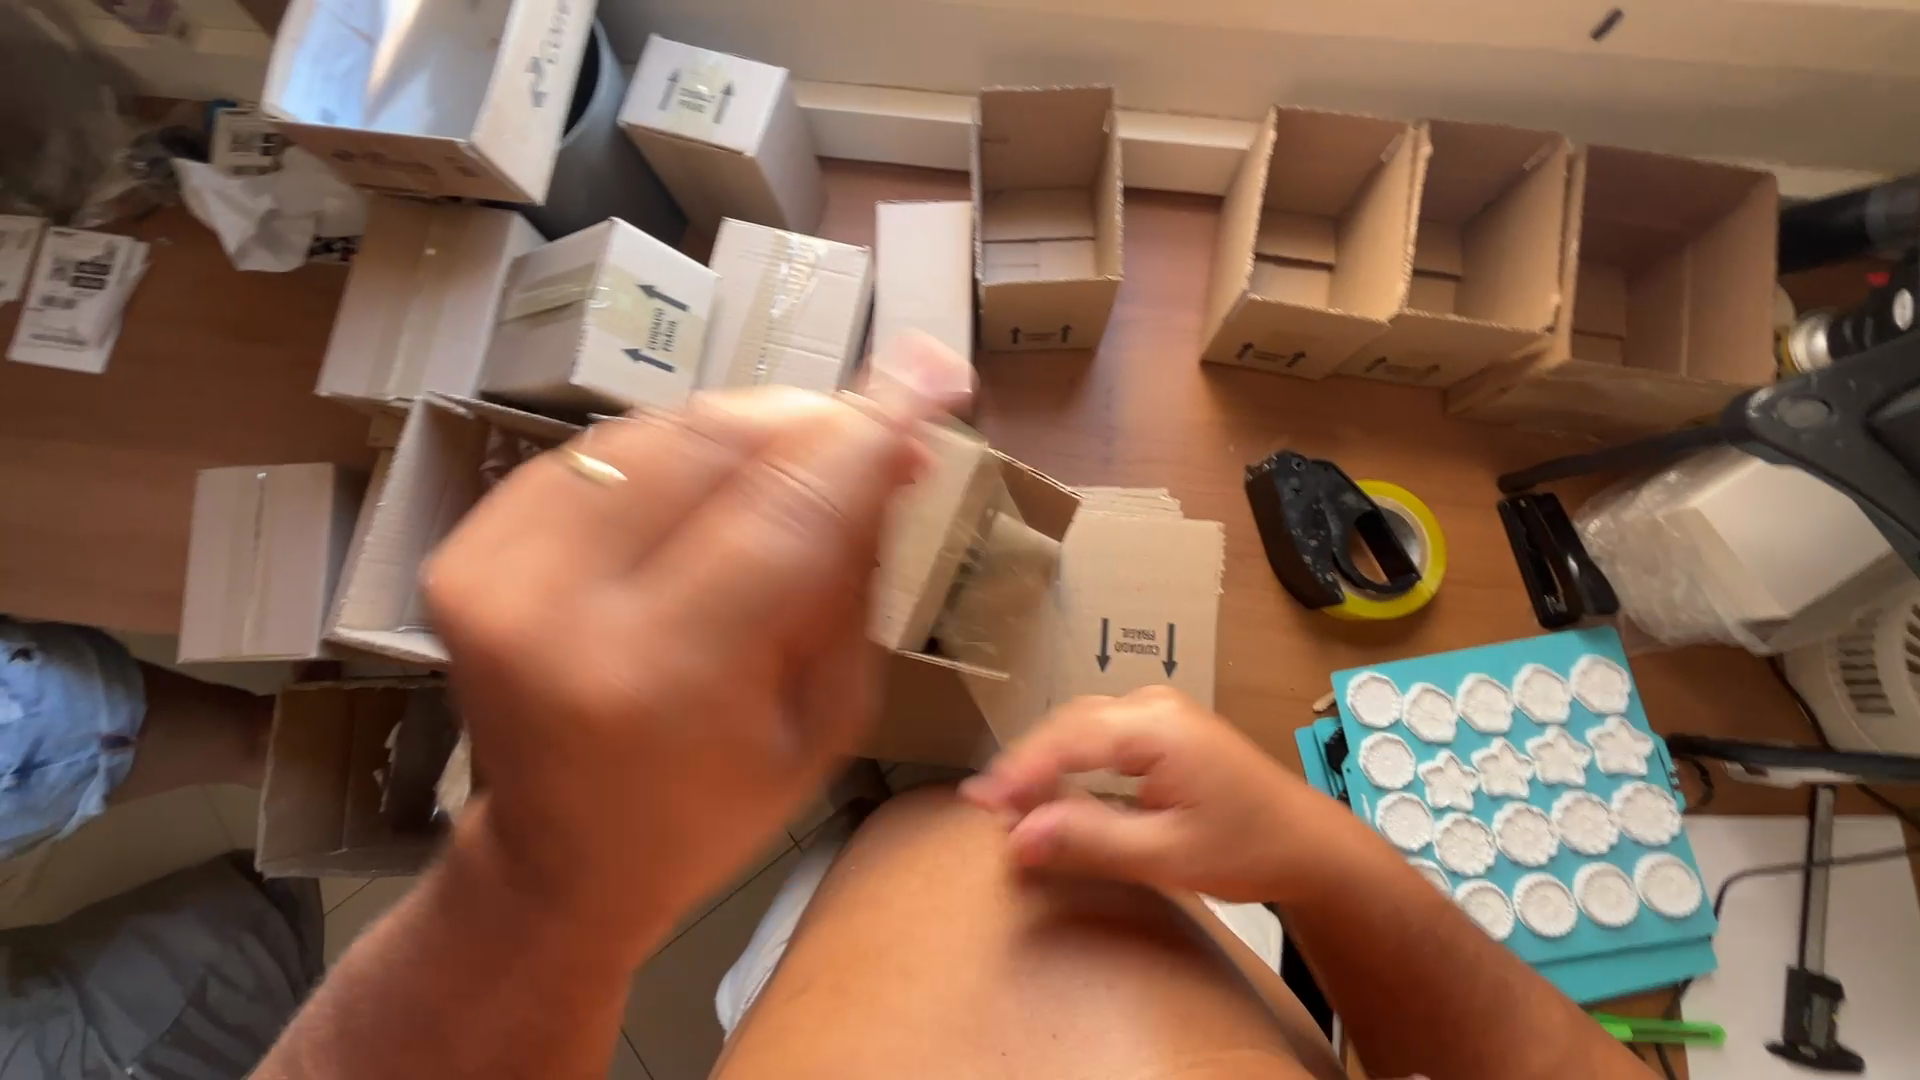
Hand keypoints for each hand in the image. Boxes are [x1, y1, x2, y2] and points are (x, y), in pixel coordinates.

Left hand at [423, 336, 970, 959]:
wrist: (563, 857)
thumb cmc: (719, 806)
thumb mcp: (827, 715)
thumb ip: (855, 578)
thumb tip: (891, 455)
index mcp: (670, 677)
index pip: (792, 507)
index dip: (870, 430)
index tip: (933, 373)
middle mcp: (564, 610)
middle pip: (719, 444)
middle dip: (817, 419)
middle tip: (876, 427)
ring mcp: (498, 570)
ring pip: (665, 429)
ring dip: (757, 425)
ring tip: (809, 455)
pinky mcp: (469, 547)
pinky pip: (609, 449)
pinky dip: (686, 446)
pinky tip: (724, 477)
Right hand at [960, 687, 1358, 903]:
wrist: (1310, 845)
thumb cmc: (1248, 850)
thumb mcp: (1167, 856)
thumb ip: (1091, 840)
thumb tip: (1018, 836)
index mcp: (1158, 727)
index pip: (1068, 738)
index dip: (1020, 769)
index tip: (980, 801)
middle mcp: (1153, 705)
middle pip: (1069, 725)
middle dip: (1027, 764)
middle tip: (989, 808)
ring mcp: (1158, 711)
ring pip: (1080, 727)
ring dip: (1045, 762)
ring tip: (1011, 801)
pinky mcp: (1160, 727)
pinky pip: (1099, 735)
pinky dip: (1070, 762)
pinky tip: (1052, 788)